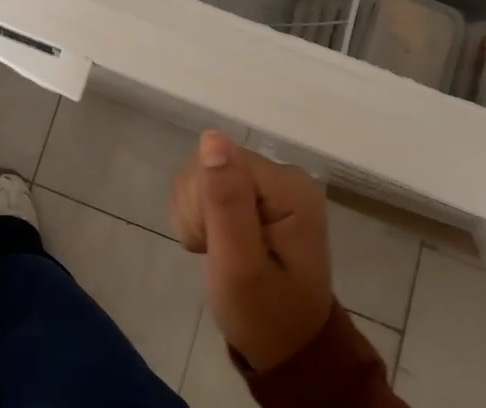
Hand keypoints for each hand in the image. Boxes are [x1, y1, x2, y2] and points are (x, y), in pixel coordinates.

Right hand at [172, 131, 333, 370]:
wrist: (285, 348)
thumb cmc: (264, 314)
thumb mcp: (239, 265)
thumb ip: (226, 200)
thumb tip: (212, 137)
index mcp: (290, 188)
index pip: (220, 162)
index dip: (204, 201)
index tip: (213, 242)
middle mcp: (284, 176)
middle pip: (210, 165)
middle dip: (199, 209)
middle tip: (216, 251)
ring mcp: (270, 184)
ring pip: (201, 175)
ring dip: (195, 214)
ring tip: (217, 251)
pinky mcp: (254, 194)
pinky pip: (205, 185)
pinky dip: (199, 216)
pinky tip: (215, 242)